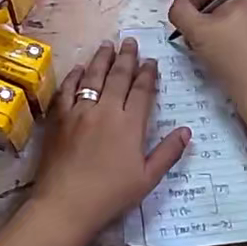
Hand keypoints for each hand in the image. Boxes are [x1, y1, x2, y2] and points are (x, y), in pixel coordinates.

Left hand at [30, 38, 190, 233]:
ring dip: (102, 59)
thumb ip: (168, 152)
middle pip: (118, 77)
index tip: (151, 61)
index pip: (142, 90)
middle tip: (130, 41)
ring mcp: (80, 112)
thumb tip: (186, 131)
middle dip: (126, 57)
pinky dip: (75, 76)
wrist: (65, 204)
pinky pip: (67, 90)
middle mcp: (106, 110)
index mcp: (130, 124)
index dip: (148, 74)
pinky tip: (79, 69)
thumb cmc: (110, 195)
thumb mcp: (147, 178)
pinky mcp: (59, 119)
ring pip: (93, 77)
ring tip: (107, 45)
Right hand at [166, 0, 246, 104]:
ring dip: (204, 25)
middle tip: (199, 36)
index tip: (197, 23)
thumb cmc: (228, 56)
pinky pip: (225, 21)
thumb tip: (179, 0)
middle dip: (199, 14)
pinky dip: (214, 32)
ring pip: (216, 9)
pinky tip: (214, 48)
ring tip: (206, 45)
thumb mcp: (196, 30)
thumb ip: (180, 10)